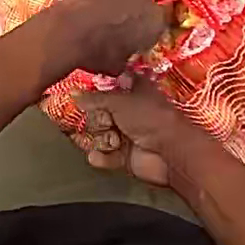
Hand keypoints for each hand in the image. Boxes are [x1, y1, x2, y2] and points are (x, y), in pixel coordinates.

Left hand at [46, 0, 167, 76]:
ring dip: (121, 7)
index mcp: (156, 21)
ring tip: (105, 22)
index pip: (162, 25)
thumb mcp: (118, 66)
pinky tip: (92, 11)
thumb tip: (123, 66)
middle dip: (137, 18)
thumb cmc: (99, 52)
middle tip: (123, 33)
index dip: (151, 34)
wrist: (70, 29)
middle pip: (146, 7)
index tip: (141, 43)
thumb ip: (127, 62)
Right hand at [72, 76, 228, 187]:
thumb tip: (73, 94)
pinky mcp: (125, 157)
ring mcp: (127, 134)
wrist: (171, 153)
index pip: (107, 87)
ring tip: (113, 141)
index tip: (80, 96)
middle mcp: (128, 112)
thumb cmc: (150, 118)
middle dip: (98, 120)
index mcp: (132, 91)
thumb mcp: (119, 101)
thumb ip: (94, 98)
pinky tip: (97, 156)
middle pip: (98, 113)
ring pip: (99, 134)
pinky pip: (105, 156)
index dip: (94, 92)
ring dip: (102, 139)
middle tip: (106, 122)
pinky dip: (101, 157)